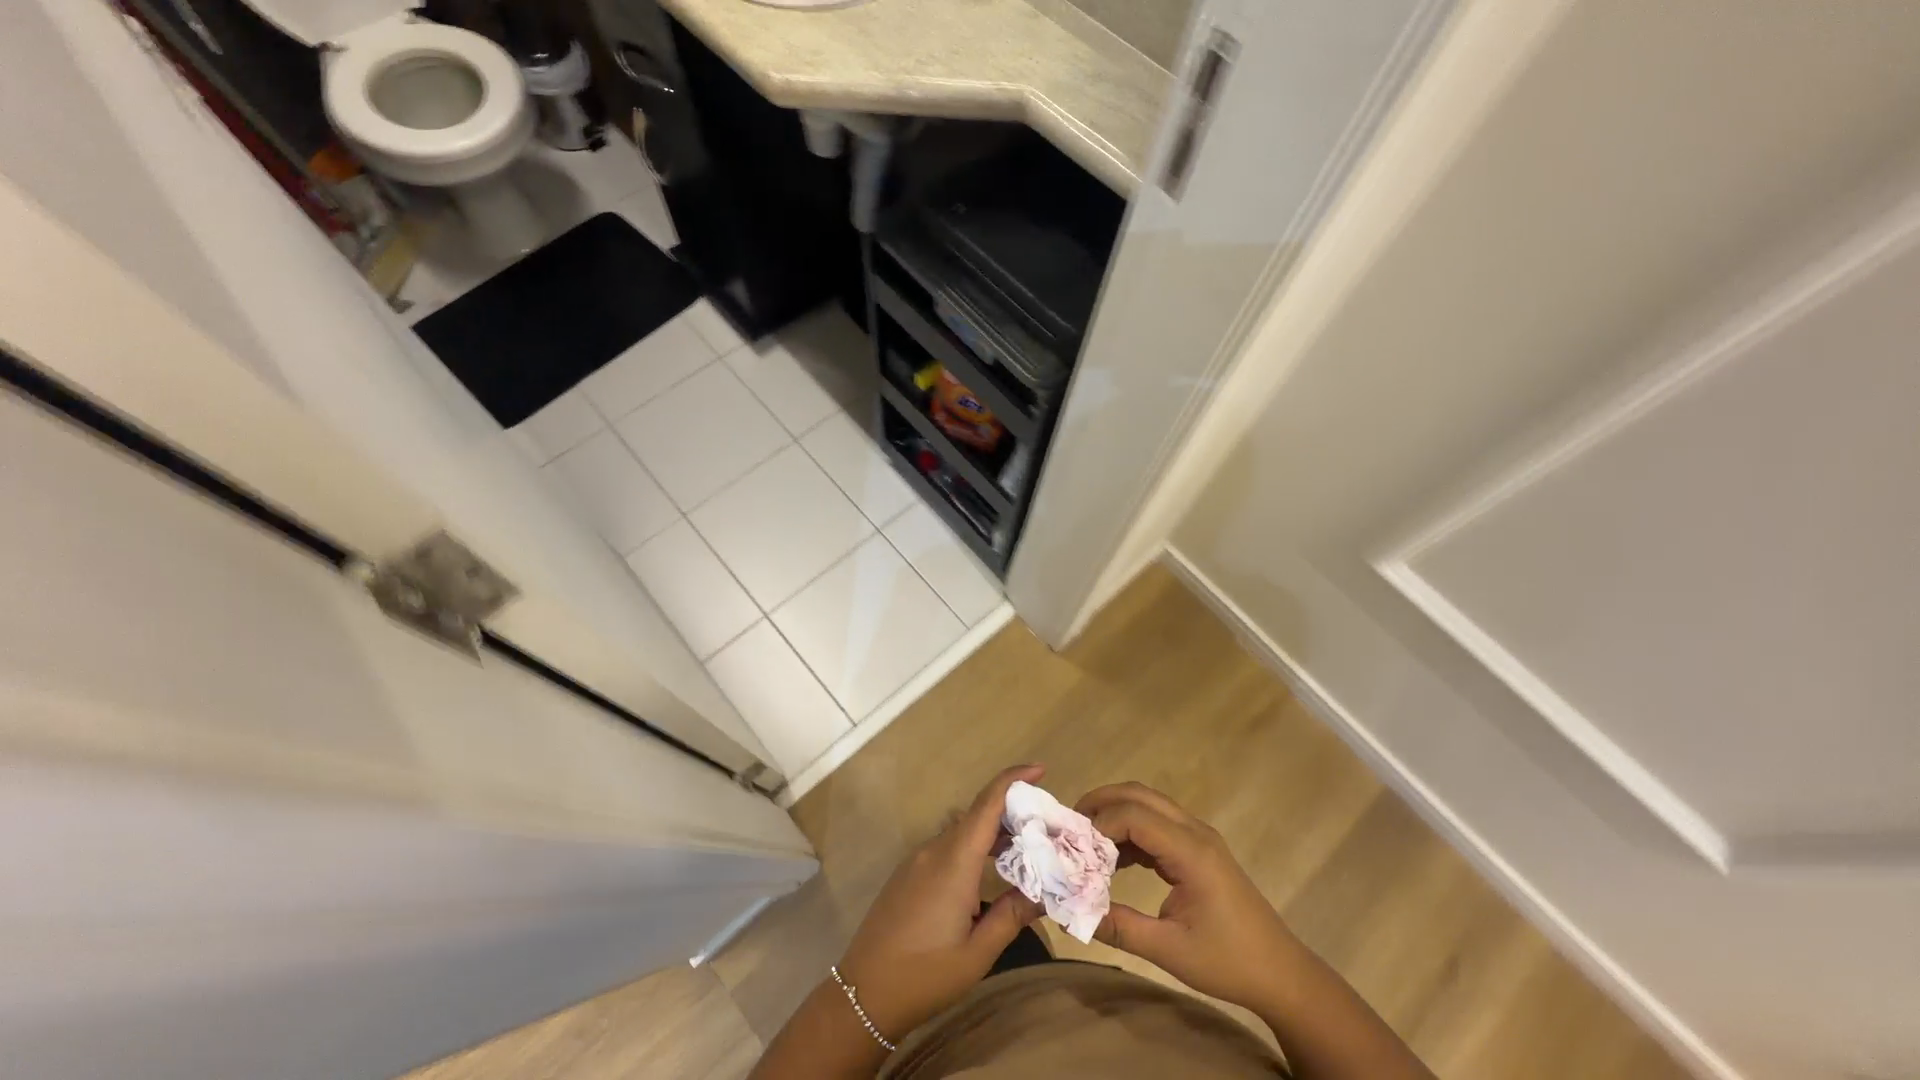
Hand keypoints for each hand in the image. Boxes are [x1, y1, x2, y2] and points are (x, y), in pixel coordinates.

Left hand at [837, 764, 1045, 1039]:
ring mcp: (917, 862)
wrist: (864, 994)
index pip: (987, 804)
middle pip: (977, 815)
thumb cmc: (924, 975)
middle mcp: (934, 851)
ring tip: (1027, 848)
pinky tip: (992, 871)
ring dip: (993, 832)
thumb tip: (1047, 890)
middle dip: (1013, 811)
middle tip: (1048, 826)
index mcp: (953, 863)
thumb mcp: (978, 953)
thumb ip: (1013, 914)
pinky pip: (947, 847)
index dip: (1013, 780)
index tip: (1041, 770)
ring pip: (962, 831)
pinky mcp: (908, 875)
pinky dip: (974, 847)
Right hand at [1077, 782, 1299, 1012]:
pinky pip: (1158, 824)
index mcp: (1191, 852)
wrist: (1279, 972)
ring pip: (1148, 804)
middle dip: (1100, 804)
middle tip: (1068, 830)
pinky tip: (1113, 862)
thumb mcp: (1168, 950)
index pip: (1133, 815)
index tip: (1071, 851)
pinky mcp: (1199, 851)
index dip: (1097, 825)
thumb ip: (1119, 927)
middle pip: (1139, 795)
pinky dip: (1130, 832)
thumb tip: (1071, 913)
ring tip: (1084, 845)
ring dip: (1114, 815)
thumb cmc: (1228, 961)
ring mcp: (1199, 839)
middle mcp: (1195, 833)